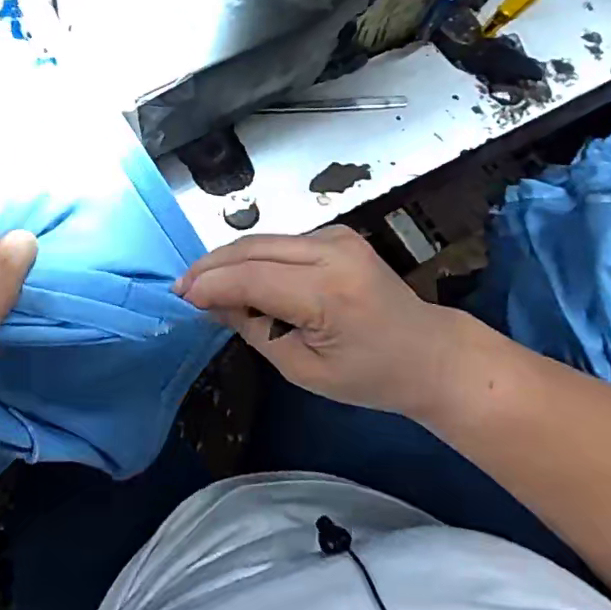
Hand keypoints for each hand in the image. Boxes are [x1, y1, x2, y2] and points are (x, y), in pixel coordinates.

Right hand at [176, 226, 482, 416]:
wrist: (430, 353)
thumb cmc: (371, 375)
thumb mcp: (303, 369)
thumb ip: (253, 329)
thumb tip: (212, 302)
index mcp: (330, 292)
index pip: (252, 278)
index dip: (210, 284)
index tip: (180, 296)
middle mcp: (333, 251)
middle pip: (251, 248)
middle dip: (211, 266)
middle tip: (182, 287)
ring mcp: (337, 237)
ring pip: (261, 240)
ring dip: (228, 261)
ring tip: (203, 285)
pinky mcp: (336, 234)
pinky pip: (278, 243)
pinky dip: (252, 258)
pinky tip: (239, 278)